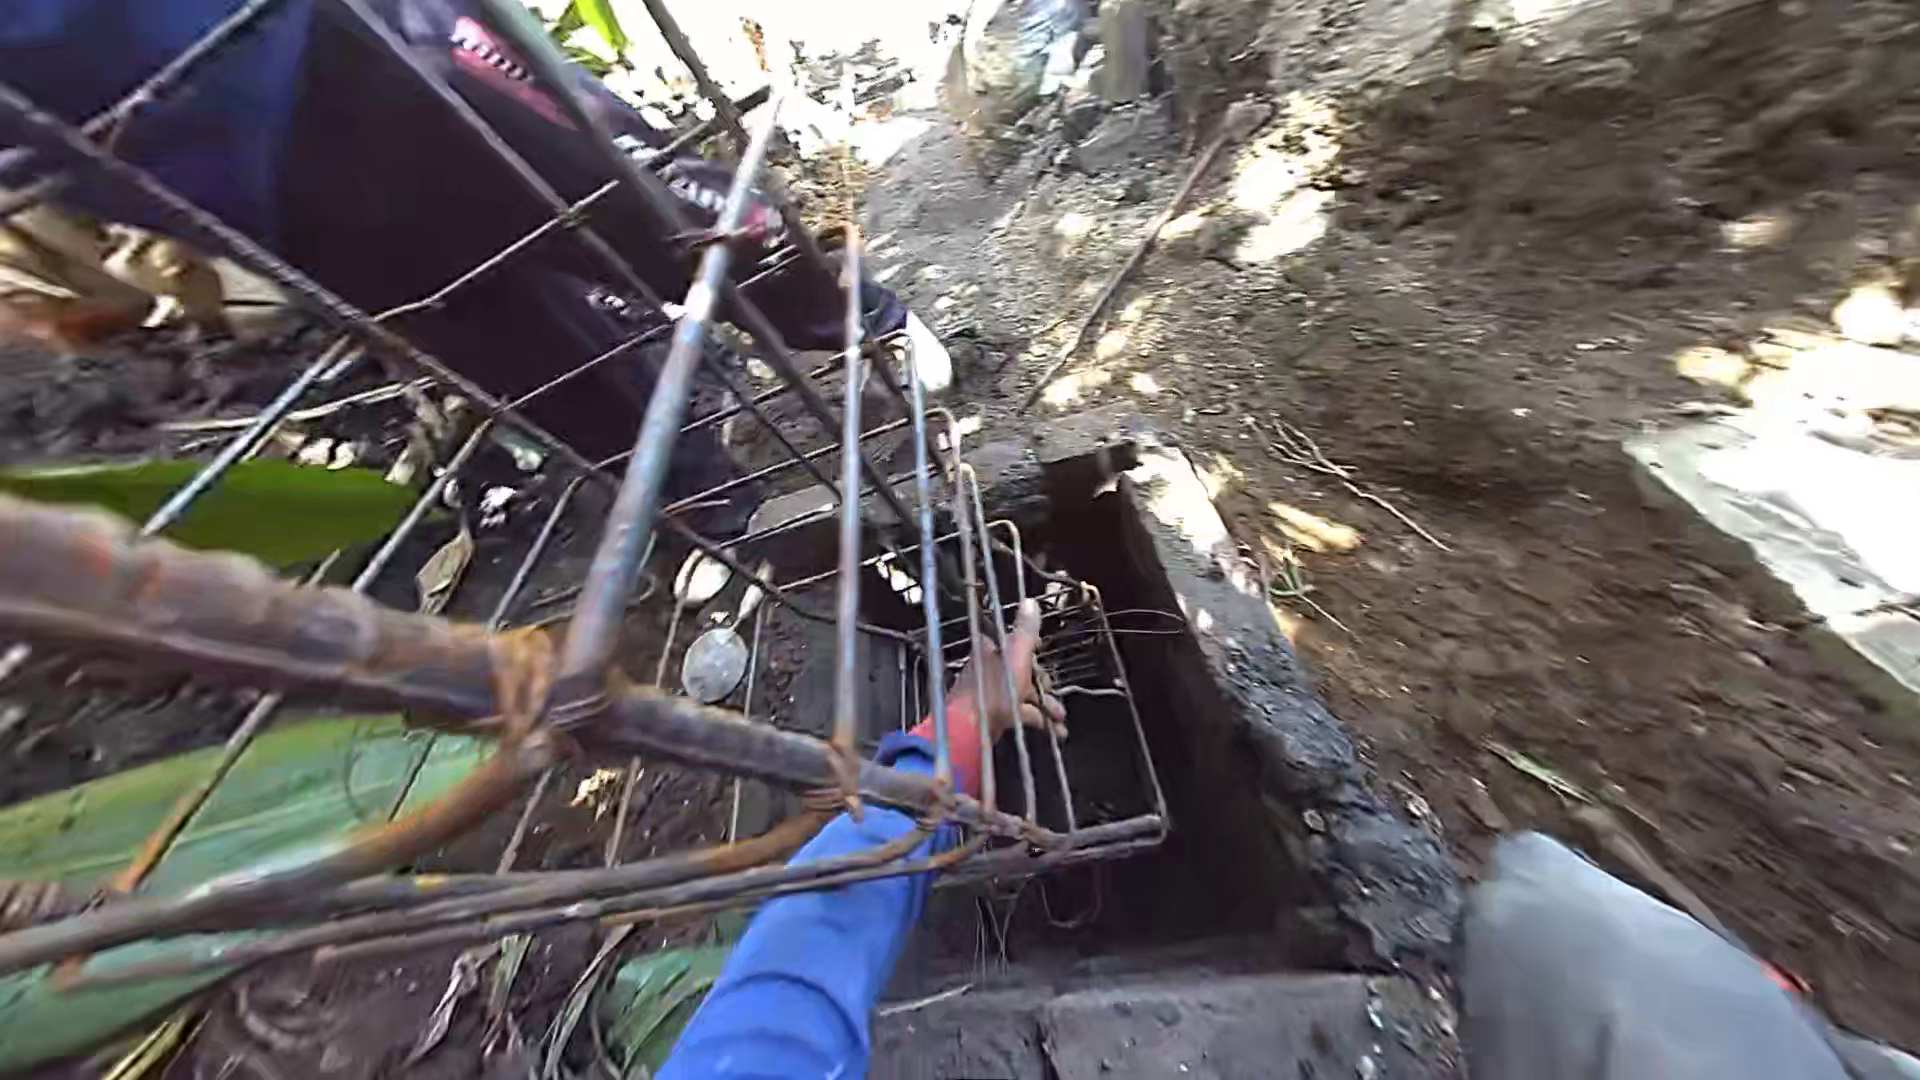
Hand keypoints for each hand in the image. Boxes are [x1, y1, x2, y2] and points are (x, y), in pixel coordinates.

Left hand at [949, 598, 1066, 741]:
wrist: (971, 728)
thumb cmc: (992, 691)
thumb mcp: (1015, 656)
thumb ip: (1025, 631)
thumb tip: (1030, 601)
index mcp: (991, 650)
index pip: (1019, 646)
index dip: (1036, 656)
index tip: (1047, 666)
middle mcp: (991, 668)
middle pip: (1025, 672)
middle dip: (1045, 686)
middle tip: (1054, 696)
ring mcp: (993, 692)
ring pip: (1026, 693)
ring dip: (1046, 705)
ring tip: (1060, 718)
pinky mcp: (997, 713)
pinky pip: (1023, 713)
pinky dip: (1039, 720)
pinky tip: (1055, 730)